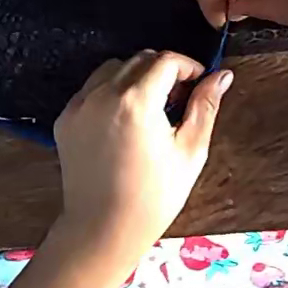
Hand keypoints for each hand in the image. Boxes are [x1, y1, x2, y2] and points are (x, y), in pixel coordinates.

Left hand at [51, 51, 233, 256]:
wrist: (101, 229)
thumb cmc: (153, 197)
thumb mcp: (189, 151)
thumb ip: (205, 106)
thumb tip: (223, 76)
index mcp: (136, 101)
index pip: (166, 61)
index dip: (188, 66)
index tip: (198, 82)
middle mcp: (102, 95)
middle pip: (139, 59)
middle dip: (163, 71)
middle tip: (178, 99)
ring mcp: (79, 105)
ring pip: (112, 68)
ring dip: (135, 77)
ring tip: (151, 109)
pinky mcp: (65, 118)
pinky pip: (91, 89)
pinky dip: (110, 92)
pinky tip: (124, 120)